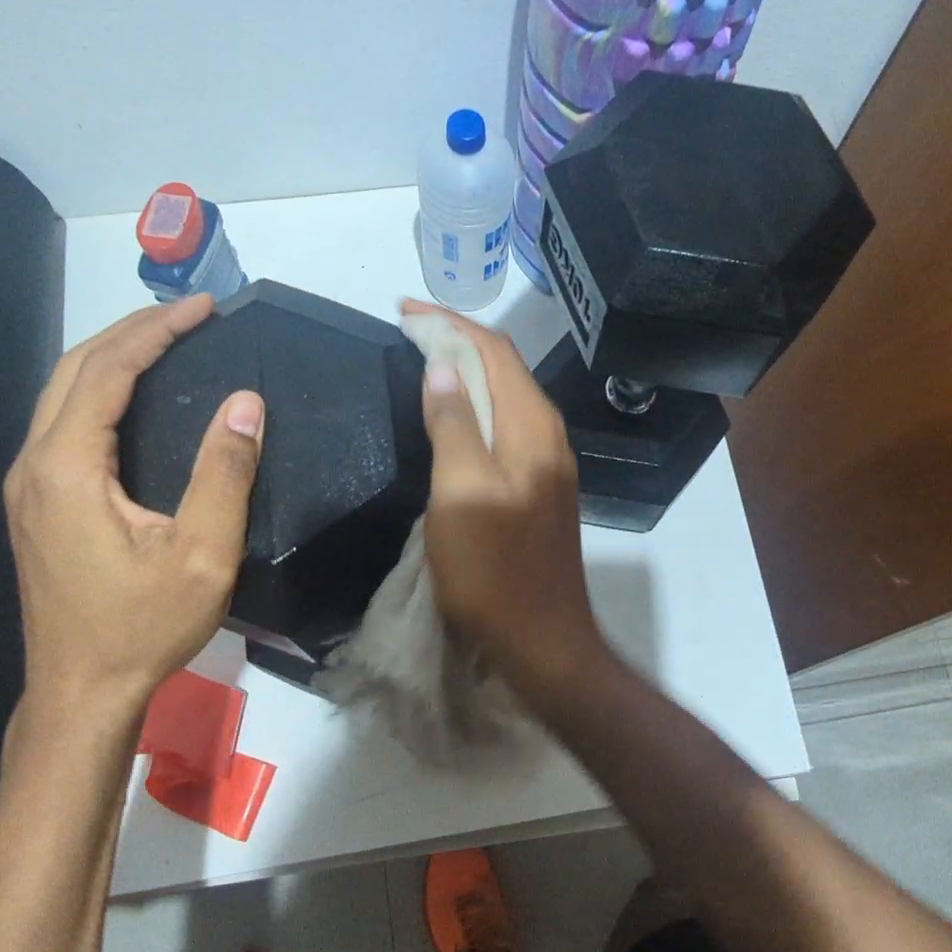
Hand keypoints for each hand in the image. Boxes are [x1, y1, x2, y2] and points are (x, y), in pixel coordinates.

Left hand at [4, 295, 263, 711]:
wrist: (80, 693)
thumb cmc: (142, 627)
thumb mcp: (202, 554)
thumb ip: (224, 473)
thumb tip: (245, 403)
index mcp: (67, 468)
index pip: (107, 371)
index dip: (156, 331)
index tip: (206, 308)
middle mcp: (34, 465)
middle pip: (73, 369)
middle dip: (131, 332)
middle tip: (189, 316)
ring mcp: (27, 486)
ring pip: (62, 394)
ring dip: (111, 358)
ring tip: (166, 343)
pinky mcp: (35, 505)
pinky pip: (63, 423)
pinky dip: (101, 392)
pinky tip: (135, 399)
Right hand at [402, 299, 607, 692]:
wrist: (542, 640)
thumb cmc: (494, 568)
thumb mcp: (461, 492)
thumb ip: (454, 423)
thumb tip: (442, 364)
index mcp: (532, 426)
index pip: (493, 350)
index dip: (449, 323)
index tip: (403, 311)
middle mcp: (548, 435)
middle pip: (504, 368)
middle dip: (457, 340)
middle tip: (406, 330)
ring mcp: (548, 464)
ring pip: (506, 397)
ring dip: (466, 373)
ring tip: (422, 361)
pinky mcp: (539, 489)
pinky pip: (507, 427)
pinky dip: (476, 407)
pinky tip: (452, 416)